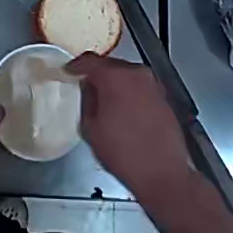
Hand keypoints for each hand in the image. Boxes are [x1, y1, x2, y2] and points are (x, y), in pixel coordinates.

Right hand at [66, 54, 197, 196]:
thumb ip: (87, 99)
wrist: (162, 172)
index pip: (90, 61)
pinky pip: (140, 87)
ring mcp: (154, 84)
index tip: (69, 71)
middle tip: (84, 86)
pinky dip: (129, 92)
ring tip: (103, 100)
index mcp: (115, 77)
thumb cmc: (123, 152)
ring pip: (127, 76)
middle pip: (111, 66)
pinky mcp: (164, 96)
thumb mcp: (91, 127)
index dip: (76, 65)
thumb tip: (89, 88)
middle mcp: (137, 74)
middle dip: (97, 74)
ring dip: (114, 83)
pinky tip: (122, 109)